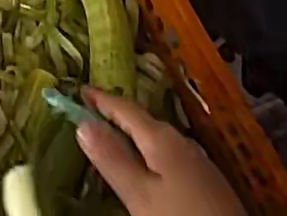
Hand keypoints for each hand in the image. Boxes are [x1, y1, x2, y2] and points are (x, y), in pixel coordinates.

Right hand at [76, 88, 246, 215]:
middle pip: (142, 120)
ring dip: (134, 134)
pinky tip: (148, 167)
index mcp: (161, 137)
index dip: (101, 98)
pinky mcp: (206, 180)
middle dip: (117, 115)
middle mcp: (180, 140)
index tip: (80, 89)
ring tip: (114, 137)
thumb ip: (113, 160)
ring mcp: (196, 160)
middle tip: (92, 112)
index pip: (125, 108)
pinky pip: (169, 154)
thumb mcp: (141, 198)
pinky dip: (150, 151)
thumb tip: (83, 124)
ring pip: (156, 137)